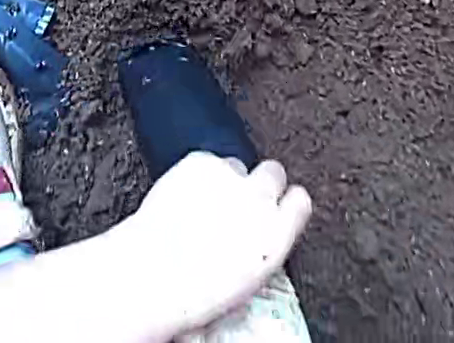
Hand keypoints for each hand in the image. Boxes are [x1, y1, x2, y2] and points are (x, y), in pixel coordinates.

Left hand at [110, 153, 313, 337]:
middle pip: (274, 172)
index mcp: (276, 235)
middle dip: (261, 183)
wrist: (152, 273)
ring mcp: (229, 175)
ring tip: (205, 205)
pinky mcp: (200, 160)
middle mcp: (258, 199)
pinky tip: (186, 198)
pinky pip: (206, 160)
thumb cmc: (194, 293)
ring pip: (237, 164)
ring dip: (226, 179)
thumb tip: (260, 236)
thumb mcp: (248, 280)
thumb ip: (264, 244)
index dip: (288, 203)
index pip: (301, 201)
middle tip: (242, 201)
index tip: (280, 207)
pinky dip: (198, 173)